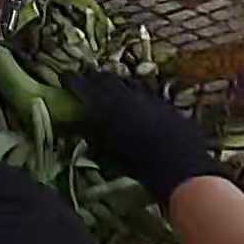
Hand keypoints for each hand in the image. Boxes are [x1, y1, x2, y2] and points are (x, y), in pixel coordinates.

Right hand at [61, 71, 221, 203]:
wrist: (181, 166)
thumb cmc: (138, 165)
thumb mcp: (105, 152)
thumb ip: (90, 135)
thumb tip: (73, 126)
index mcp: (104, 105)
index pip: (81, 85)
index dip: (71, 80)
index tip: (62, 77)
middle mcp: (122, 95)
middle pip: (102, 78)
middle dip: (91, 77)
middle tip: (83, 78)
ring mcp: (143, 96)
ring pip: (122, 82)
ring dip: (111, 82)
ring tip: (104, 83)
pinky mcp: (160, 102)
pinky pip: (140, 91)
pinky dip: (131, 92)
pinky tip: (131, 99)